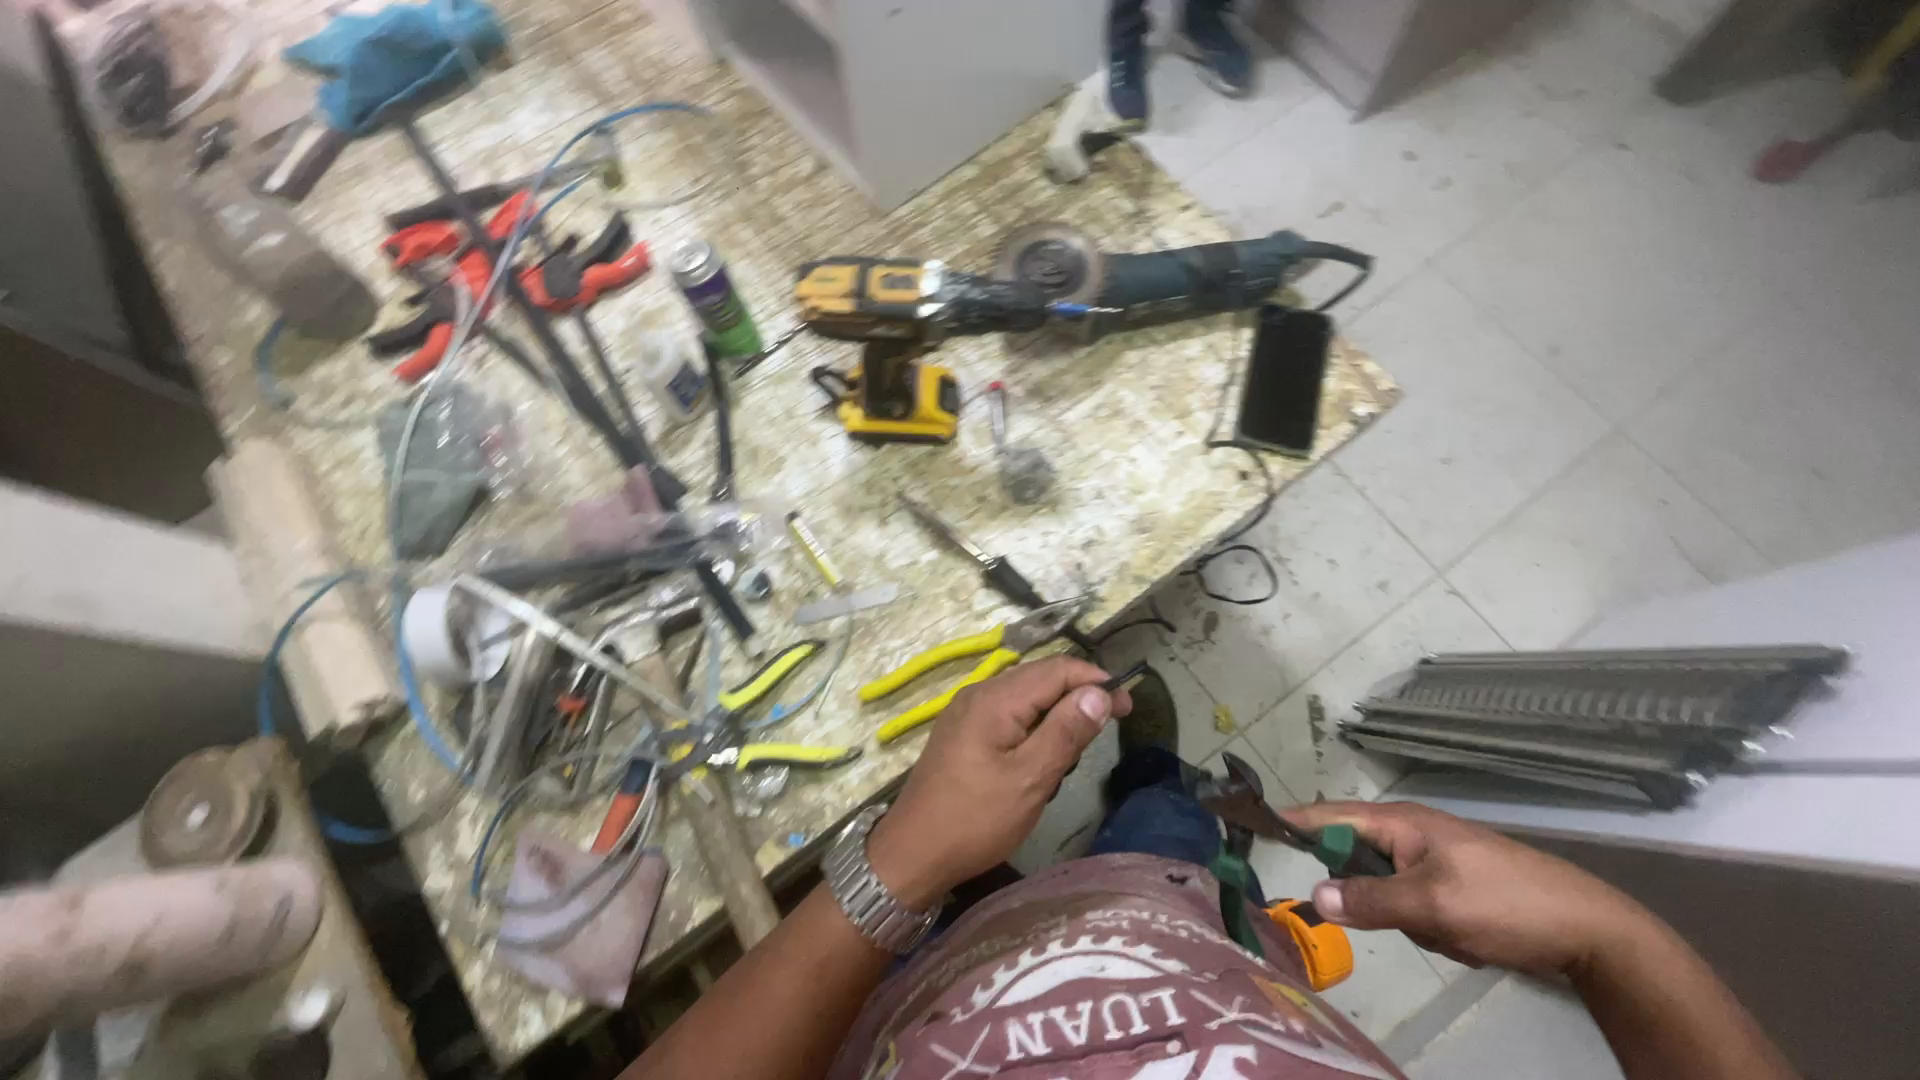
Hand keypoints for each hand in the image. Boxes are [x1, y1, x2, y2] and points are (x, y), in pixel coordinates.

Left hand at [866, 657, 1131, 910]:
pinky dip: (1032, 731)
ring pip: (1026, 698)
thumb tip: (1099, 693)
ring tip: (1067, 759)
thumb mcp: (1029, 779)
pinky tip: (1037, 764)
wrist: (912, 853)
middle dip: (1077, 699)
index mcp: (995, 698)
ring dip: (1054, 719)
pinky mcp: (962, 732)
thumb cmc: (975, 818)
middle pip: (1041, 678)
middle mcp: (979, 693)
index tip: (1128, 708)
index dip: (1096, 682)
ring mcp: (967, 712)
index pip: (1057, 669)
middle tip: (1107, 731)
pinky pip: (1008, 716)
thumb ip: (1065, 732)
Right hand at [1285, 801, 1653, 977]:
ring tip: (1444, 932)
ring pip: (1382, 887)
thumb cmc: (1504, 903)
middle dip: (1363, 892)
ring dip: (1400, 916)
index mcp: (1398, 822)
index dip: (1288, 821)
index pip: (1326, 816)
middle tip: (1389, 916)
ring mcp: (1429, 859)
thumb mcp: (1432, 906)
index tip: (1247, 826)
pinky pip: (1411, 905)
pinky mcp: (1449, 884)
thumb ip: (1370, 900)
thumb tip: (1314, 894)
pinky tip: (1460, 940)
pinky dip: (1425, 926)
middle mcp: (1408, 832)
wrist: (1591, 930)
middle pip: (1352, 856)